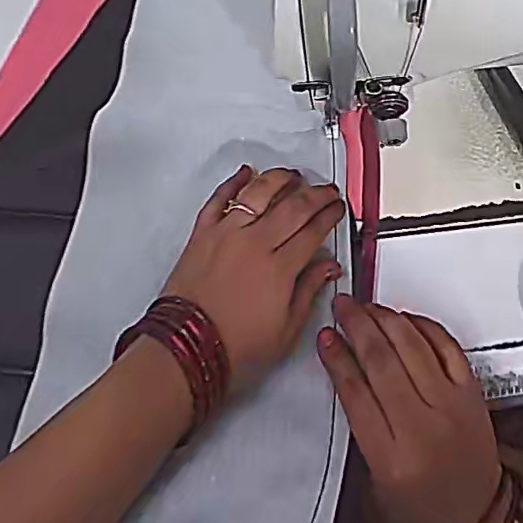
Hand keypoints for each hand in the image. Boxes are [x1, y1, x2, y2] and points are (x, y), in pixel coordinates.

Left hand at [161, 167, 346, 392]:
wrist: (185, 350)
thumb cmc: (232, 347)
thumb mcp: (286, 330)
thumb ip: (309, 291)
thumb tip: (328, 267)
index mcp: (280, 268)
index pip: (314, 231)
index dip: (330, 216)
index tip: (337, 209)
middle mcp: (256, 244)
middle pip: (294, 206)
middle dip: (316, 194)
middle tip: (327, 191)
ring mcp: (227, 235)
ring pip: (259, 193)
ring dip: (280, 179)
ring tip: (293, 175)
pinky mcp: (203, 234)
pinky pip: (219, 199)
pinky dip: (233, 182)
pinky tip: (245, 173)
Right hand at [318, 296, 501, 522]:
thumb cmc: (421, 511)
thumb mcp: (373, 489)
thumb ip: (358, 434)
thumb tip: (344, 372)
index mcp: (392, 459)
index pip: (356, 393)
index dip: (337, 358)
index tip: (325, 337)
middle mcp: (423, 427)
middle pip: (382, 361)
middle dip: (357, 325)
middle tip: (342, 307)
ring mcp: (451, 405)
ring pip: (413, 345)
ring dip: (385, 318)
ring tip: (367, 306)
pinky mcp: (472, 392)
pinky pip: (446, 344)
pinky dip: (423, 325)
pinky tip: (404, 317)